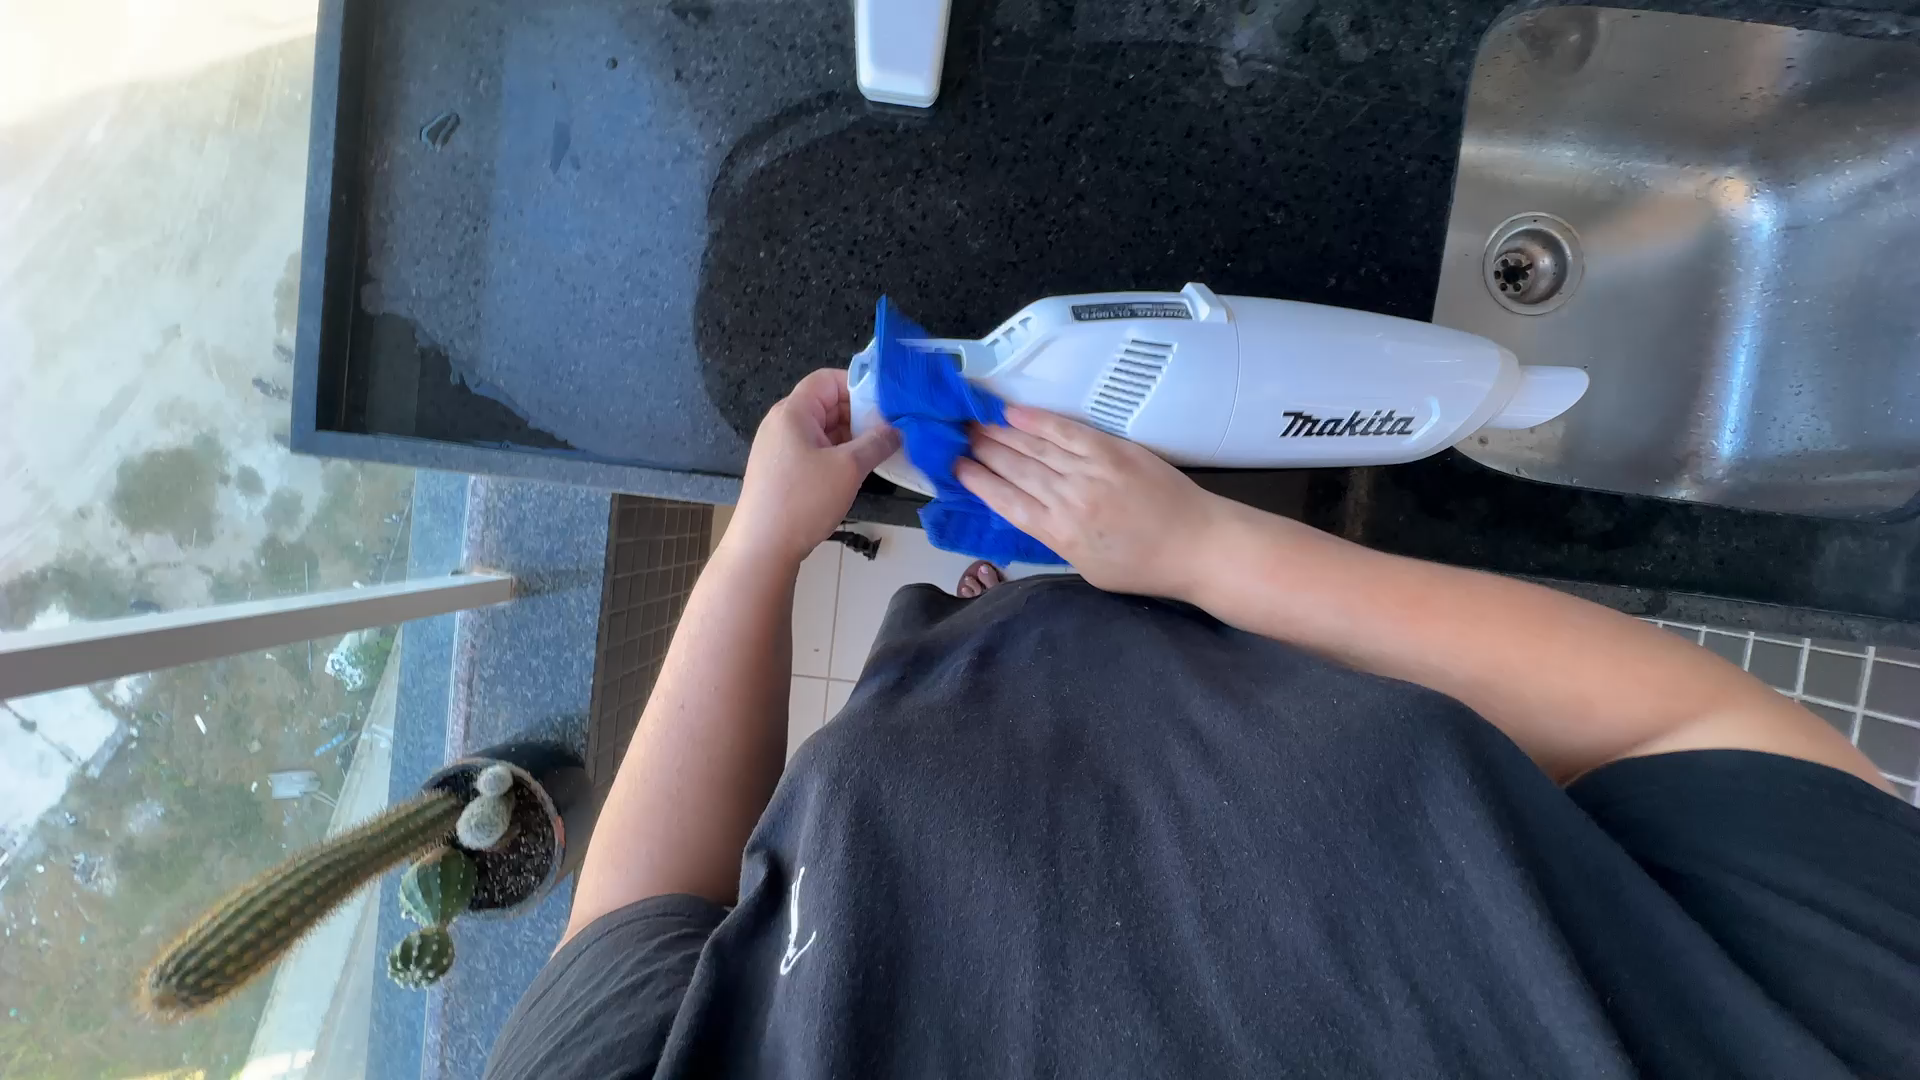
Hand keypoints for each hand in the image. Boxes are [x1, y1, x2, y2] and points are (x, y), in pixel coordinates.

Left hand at [731, 369, 899, 566]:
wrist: (763, 546)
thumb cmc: (804, 500)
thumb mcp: (848, 468)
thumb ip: (876, 443)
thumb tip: (897, 430)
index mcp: (794, 412)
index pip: (827, 379)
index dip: (858, 385)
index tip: (886, 403)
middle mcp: (783, 423)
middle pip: (827, 404)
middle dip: (860, 414)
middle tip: (890, 430)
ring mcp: (780, 447)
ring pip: (824, 430)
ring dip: (852, 437)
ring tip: (880, 452)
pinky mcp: (782, 470)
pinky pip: (815, 450)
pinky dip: (838, 454)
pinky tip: (858, 470)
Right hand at [955, 405, 1230, 598]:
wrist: (1197, 545)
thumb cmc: (1144, 567)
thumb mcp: (1088, 568)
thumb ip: (1056, 539)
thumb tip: (1031, 512)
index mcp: (1059, 534)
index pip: (1007, 501)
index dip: (978, 481)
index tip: (955, 467)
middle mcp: (1068, 498)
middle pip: (1014, 469)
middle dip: (982, 451)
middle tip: (955, 435)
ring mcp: (1090, 470)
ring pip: (1034, 448)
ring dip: (1000, 434)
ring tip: (974, 422)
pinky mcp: (1112, 450)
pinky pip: (1067, 431)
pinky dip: (1039, 421)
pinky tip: (1014, 414)